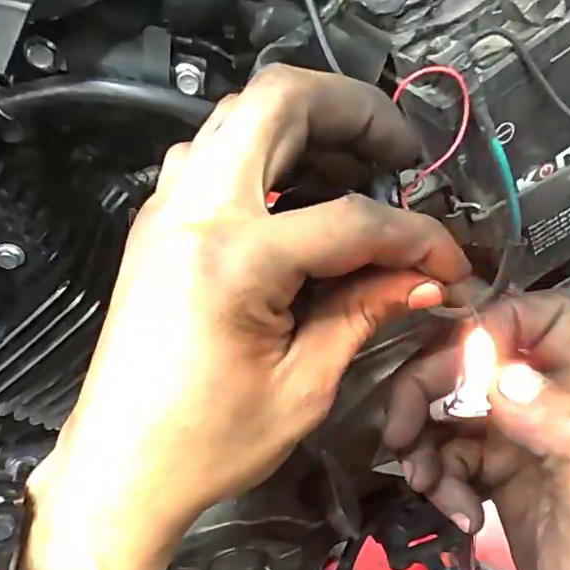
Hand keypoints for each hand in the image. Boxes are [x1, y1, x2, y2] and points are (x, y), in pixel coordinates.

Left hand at [26, 67, 472, 569]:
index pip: (352, 219)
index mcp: (235, 258)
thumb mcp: (304, 385)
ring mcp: (168, 208)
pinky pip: (215, 153)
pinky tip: (298, 196)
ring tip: (358, 169)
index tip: (450, 262)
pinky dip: (266, 154)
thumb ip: (366, 312)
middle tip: (402, 152)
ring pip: (241, 116)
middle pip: (279, 100)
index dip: (417, 237)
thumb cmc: (208, 444)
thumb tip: (428, 278)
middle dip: (355, 111)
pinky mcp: (159, 224)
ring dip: (307, 126)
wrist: (119, 469)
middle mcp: (194, 209)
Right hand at [382, 292, 569, 569]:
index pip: (550, 317)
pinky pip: (451, 452)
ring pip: (454, 404)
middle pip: (480, 358)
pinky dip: (439, 477)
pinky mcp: (499, 472)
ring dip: (425, 438)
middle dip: (431, 386)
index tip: (457, 362)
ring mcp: (521, 438)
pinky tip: (455, 513)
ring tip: (423, 482)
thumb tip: (498, 376)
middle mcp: (551, 403)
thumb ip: (565, 430)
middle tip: (402, 433)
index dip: (501, 319)